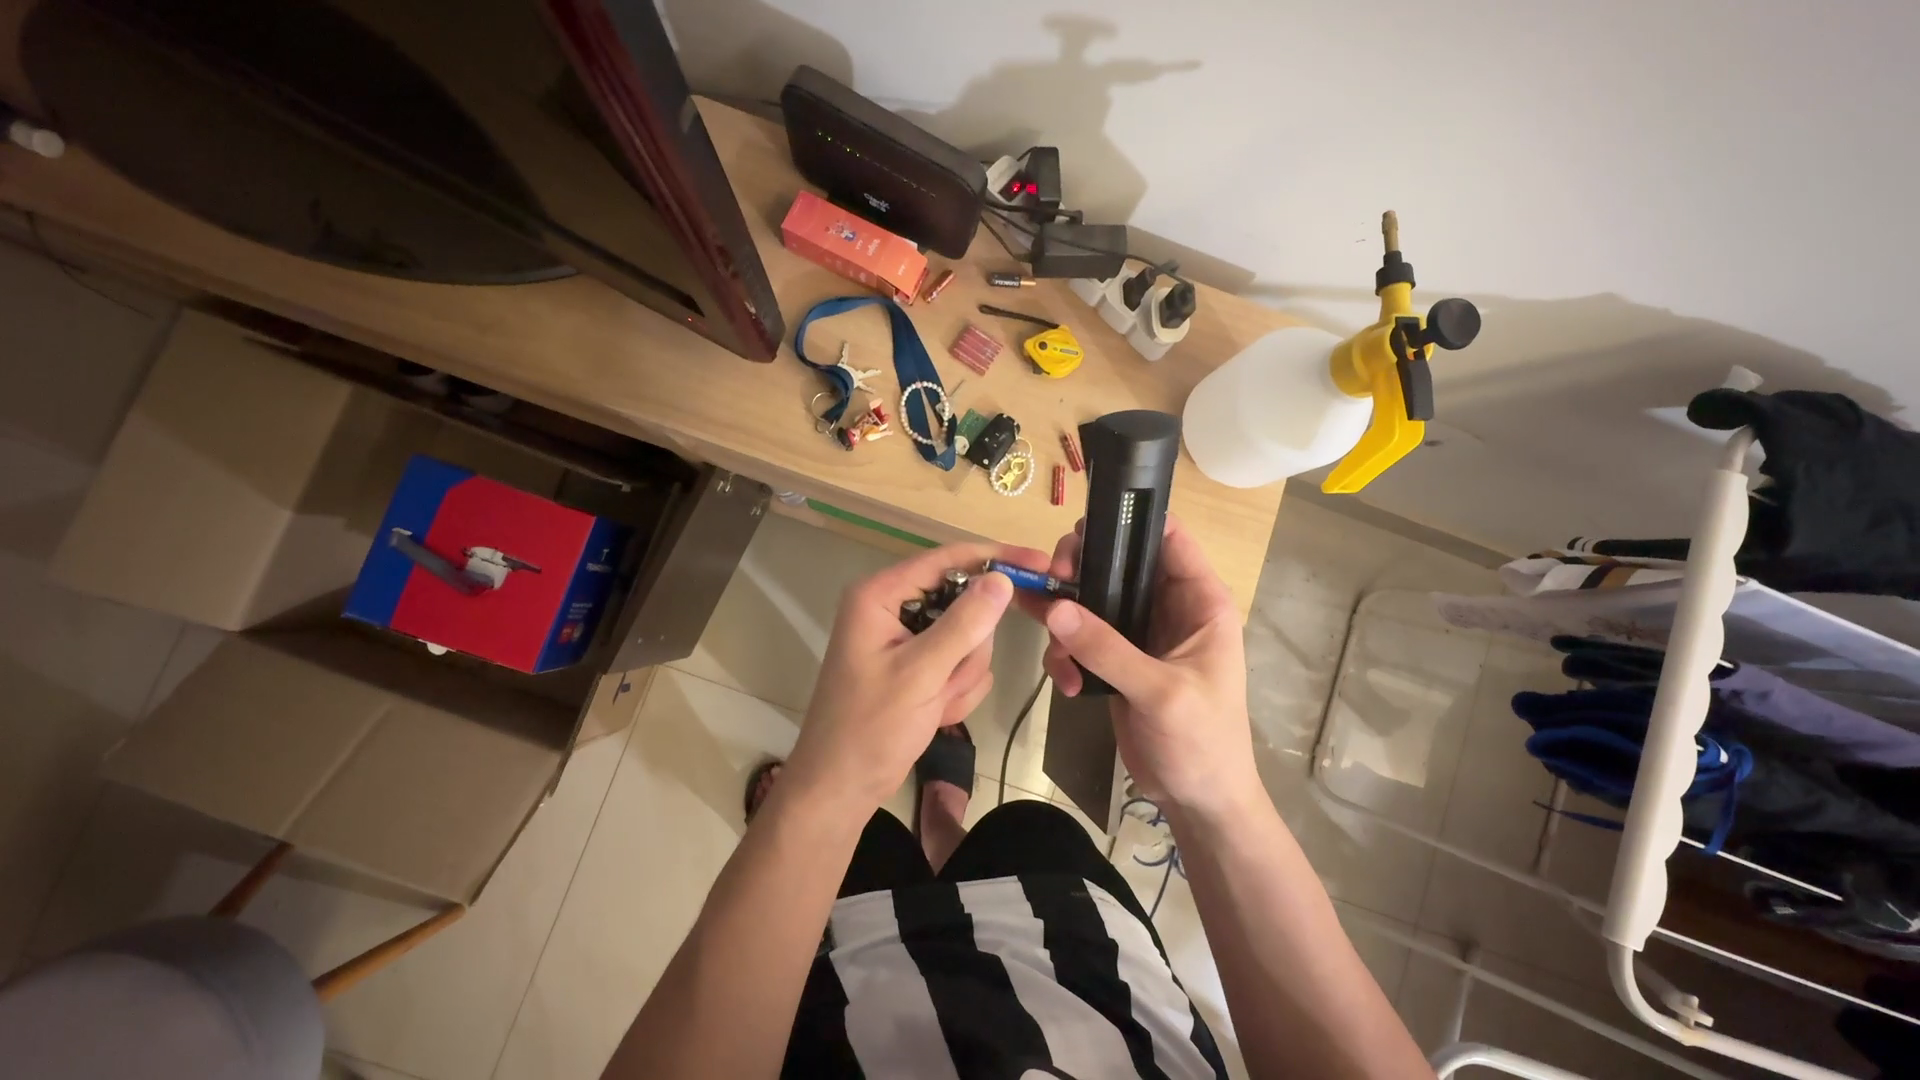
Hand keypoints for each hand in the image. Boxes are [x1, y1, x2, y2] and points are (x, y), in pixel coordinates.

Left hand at [784, 542, 1051, 813]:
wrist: (841, 788)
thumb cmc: (870, 728)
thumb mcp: (921, 674)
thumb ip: (964, 624)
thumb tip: (1002, 578)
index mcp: (879, 596)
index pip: (947, 560)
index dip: (995, 559)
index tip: (1039, 563)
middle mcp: (891, 609)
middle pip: (964, 604)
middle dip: (966, 650)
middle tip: (945, 683)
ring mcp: (905, 640)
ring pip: (967, 639)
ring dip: (959, 677)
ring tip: (932, 705)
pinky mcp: (917, 667)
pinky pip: (959, 665)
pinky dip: (954, 692)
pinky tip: (932, 714)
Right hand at [1018, 516, 1258, 816]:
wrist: (1198, 800)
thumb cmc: (1202, 742)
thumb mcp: (1161, 693)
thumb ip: (1107, 649)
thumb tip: (1054, 606)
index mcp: (1199, 601)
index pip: (1167, 537)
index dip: (1126, 524)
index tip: (1081, 534)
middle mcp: (1168, 607)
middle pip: (1117, 561)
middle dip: (1080, 571)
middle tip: (1050, 583)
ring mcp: (1139, 633)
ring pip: (1090, 598)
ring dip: (1064, 620)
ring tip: (1060, 656)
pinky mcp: (1116, 660)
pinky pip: (1079, 637)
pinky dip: (1065, 655)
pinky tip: (1068, 686)